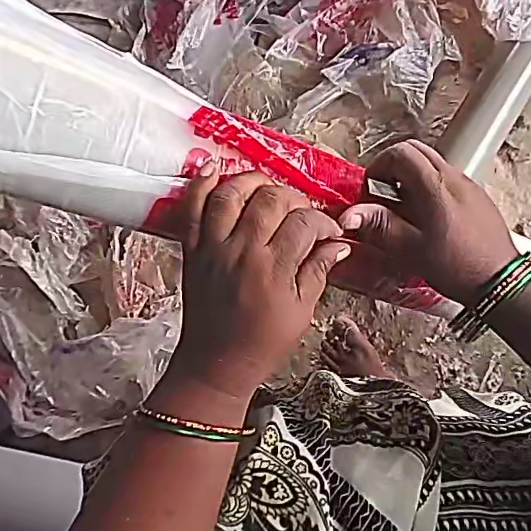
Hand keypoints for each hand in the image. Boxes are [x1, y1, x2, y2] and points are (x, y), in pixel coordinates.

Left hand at [164, 165, 351, 397]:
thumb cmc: (261, 343)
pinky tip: (213, 167)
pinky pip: (192, 209)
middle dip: (293, 198)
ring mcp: (213, 248)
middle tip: (300, 212)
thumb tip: (338, 244)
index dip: (321, 221)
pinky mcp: (192, 250)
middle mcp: (242, 251)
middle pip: (270, 200)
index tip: (327, 231)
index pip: (304, 223)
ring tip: (267, 185)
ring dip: (251, 181)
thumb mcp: (302, 312)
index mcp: (274, 269)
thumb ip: (317, 271)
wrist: (216, 363)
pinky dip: (200, 184)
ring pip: (230, 195)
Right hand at [338, 140, 519, 303]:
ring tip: (402, 208)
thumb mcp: (409, 249)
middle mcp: (454, 178)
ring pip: (432, 162)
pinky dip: (428, 186)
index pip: (400, 153)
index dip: (378, 168)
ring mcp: (468, 185)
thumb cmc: (457, 266)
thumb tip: (351, 214)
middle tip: (383, 194)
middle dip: (392, 167)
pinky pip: (447, 177)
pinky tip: (426, 217)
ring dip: (410, 176)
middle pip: (416, 150)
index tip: (371, 192)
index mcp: (435, 186)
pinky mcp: (477, 196)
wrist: (501, 282)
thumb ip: (379, 225)